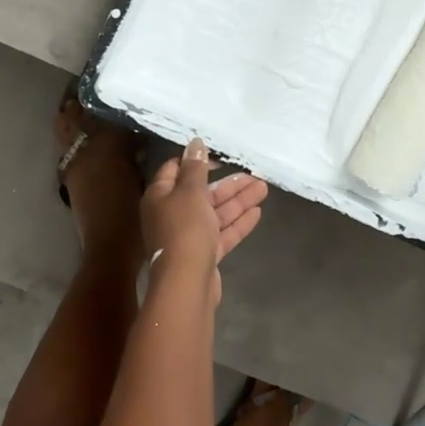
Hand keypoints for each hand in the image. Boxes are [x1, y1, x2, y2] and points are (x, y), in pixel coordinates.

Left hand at [141, 138, 266, 302]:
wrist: (186, 283)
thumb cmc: (185, 229)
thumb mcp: (190, 192)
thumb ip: (196, 167)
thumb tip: (195, 142)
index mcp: (160, 196)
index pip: (175, 170)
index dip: (196, 161)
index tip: (219, 156)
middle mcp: (171, 214)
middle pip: (201, 192)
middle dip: (228, 183)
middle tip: (253, 173)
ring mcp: (188, 236)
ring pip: (215, 212)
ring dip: (238, 200)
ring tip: (264, 187)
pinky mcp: (203, 253)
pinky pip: (221, 232)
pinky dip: (238, 222)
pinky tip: (257, 212)